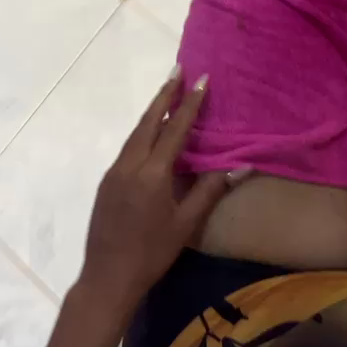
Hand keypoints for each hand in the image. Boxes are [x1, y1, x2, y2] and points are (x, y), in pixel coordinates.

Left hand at [78, 72, 242, 308]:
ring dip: (153, 111)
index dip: (189, 104)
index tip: (201, 79)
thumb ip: (210, 190)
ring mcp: (115, 171)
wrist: (107, 278)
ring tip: (167, 93)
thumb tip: (240, 166)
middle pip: (149, 121)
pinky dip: (143, 131)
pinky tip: (151, 133)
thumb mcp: (186, 224)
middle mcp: (130, 164)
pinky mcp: (107, 181)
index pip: (174, 129)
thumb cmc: (152, 253)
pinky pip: (128, 146)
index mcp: (152, 173)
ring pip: (136, 132)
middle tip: (178, 69)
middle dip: (165, 94)